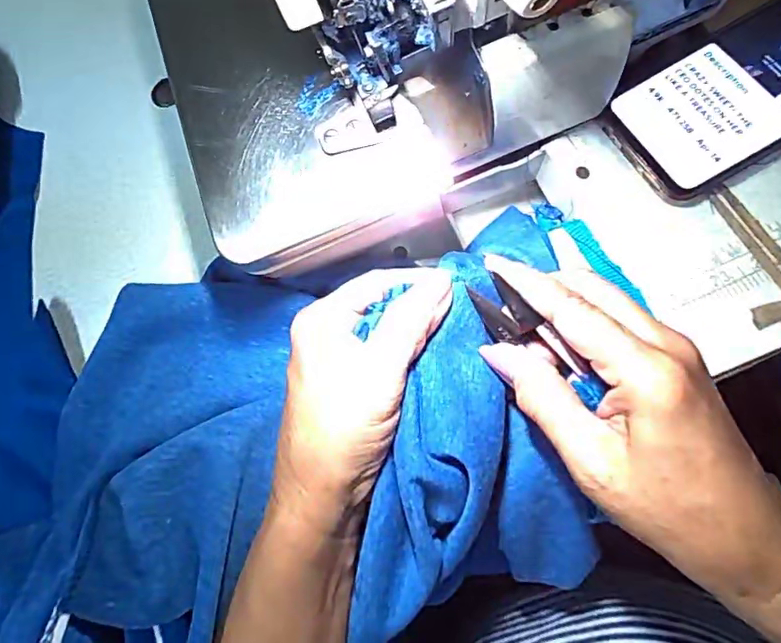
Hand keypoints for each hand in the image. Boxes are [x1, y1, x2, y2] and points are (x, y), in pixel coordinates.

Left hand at [272, 268, 452, 528]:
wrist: (321, 500)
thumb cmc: (344, 427)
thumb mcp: (381, 368)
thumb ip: (411, 321)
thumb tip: (442, 280)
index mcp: (321, 318)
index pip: (375, 283)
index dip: (416, 281)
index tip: (455, 285)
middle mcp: (324, 331)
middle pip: (379, 304)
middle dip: (418, 304)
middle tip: (459, 307)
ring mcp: (334, 358)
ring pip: (384, 330)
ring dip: (416, 329)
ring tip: (454, 325)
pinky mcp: (348, 384)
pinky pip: (383, 353)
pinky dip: (408, 351)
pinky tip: (434, 352)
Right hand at [477, 256, 780, 611]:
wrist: (751, 538)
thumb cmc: (675, 513)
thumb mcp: (594, 464)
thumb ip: (543, 399)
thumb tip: (500, 353)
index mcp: (648, 370)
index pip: (572, 307)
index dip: (526, 282)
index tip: (493, 262)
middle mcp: (666, 343)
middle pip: (591, 288)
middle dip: (543, 289)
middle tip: (503, 314)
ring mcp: (676, 345)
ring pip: (605, 299)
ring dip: (563, 306)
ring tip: (529, 339)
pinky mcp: (677, 355)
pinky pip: (620, 318)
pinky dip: (585, 322)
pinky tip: (566, 353)